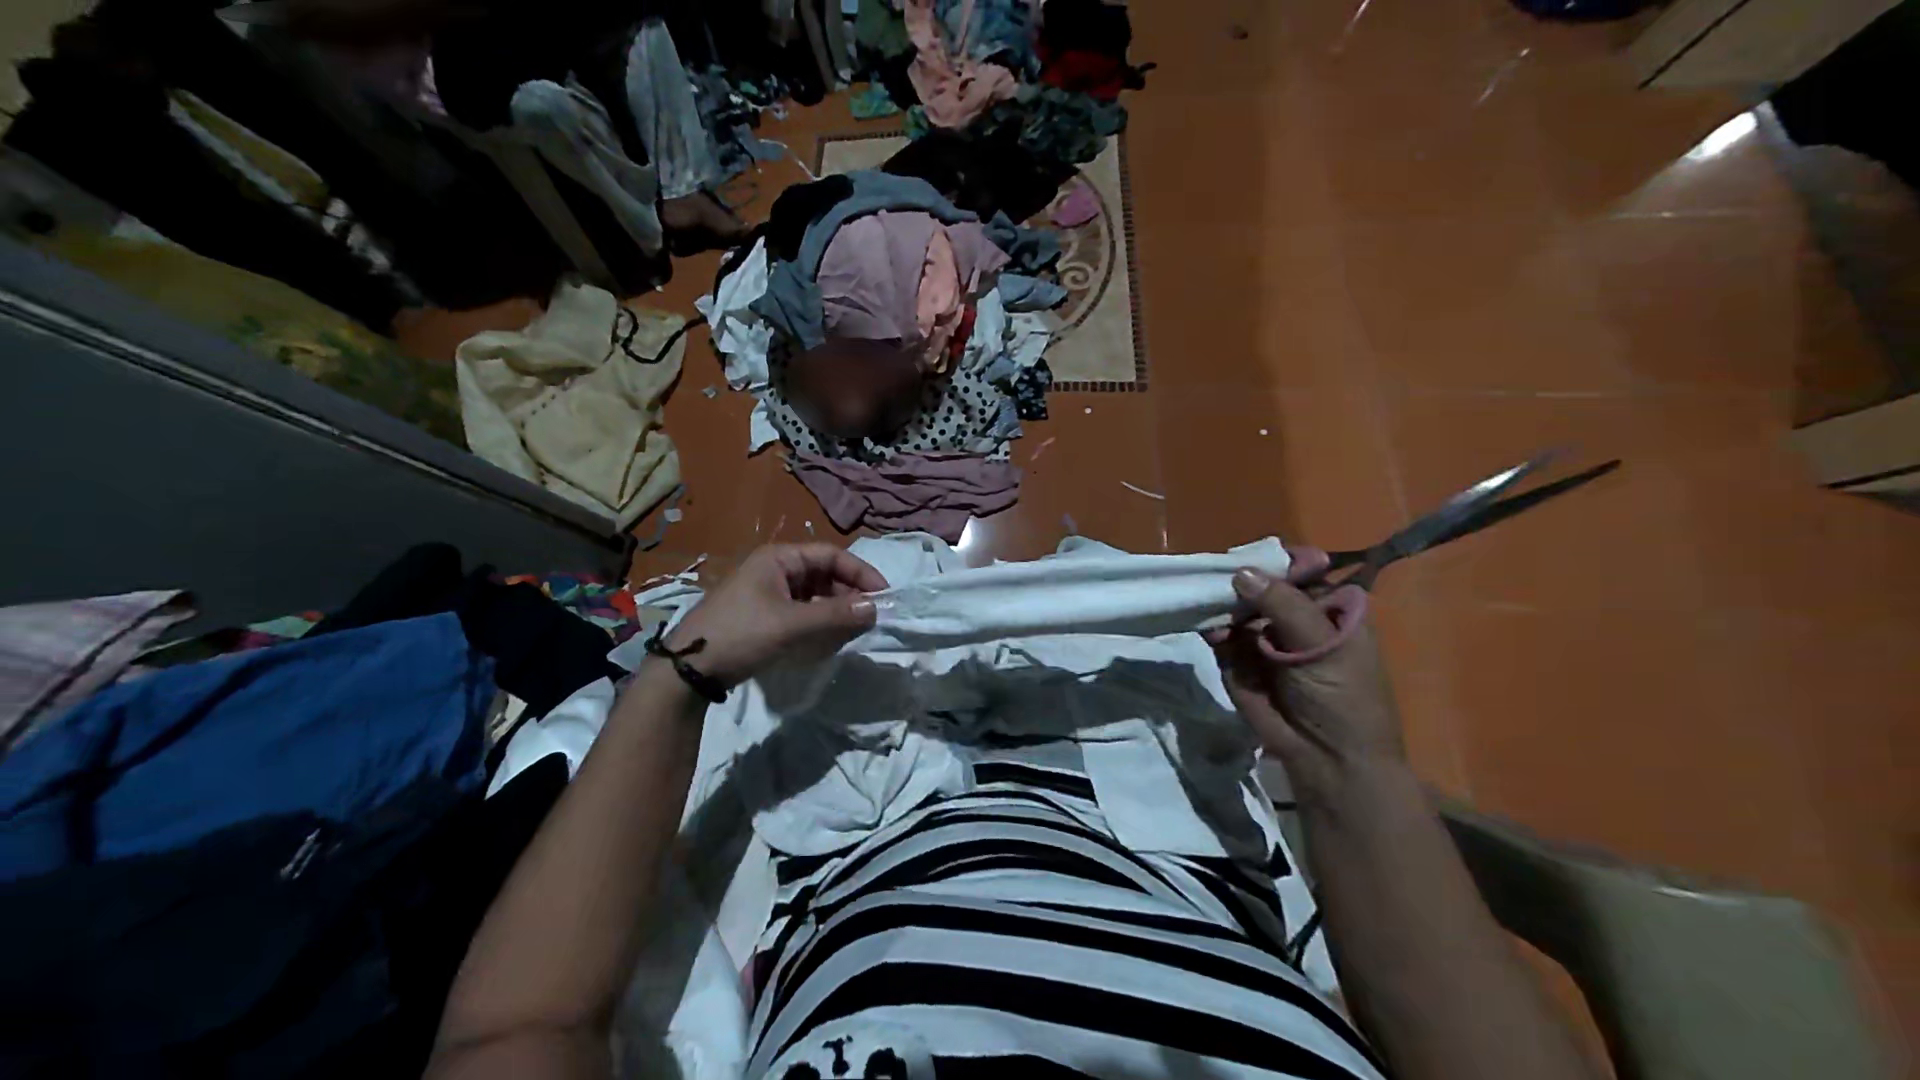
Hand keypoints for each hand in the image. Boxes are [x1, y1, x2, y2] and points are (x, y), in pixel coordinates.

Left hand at [662, 544, 887, 687]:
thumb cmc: (742, 634)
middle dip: (848, 594)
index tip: (883, 595)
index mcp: (779, 559)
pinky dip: (819, 622)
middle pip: (824, 574)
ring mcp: (768, 593)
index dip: (860, 572)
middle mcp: (775, 569)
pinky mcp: (764, 615)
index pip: (831, 555)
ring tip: (851, 631)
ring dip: (835, 610)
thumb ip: (835, 615)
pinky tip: (827, 640)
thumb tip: (875, 608)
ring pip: (815, 595)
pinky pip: (802, 611)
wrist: (690, 668)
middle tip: (868, 618)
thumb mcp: (792, 624)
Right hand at [1206, 567, 1404, 794]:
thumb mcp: (1323, 645)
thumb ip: (1283, 605)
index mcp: (1327, 606)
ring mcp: (1261, 637)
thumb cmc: (1342, 698)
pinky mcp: (1236, 659)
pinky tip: (1207, 628)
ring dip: (1219, 603)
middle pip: (1258, 583)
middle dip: (1237, 580)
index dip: (1273, 561)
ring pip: (1234, 607)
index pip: (1297, 568)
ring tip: (1207, 602)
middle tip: (1214, 576)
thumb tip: (1241, 571)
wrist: (1328, 760)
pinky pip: (1218, 634)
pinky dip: (1209, 628)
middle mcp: (1291, 615)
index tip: (1248, 558)